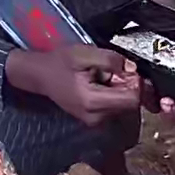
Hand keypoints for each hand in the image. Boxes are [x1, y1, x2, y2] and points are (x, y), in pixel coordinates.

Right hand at [6, 45, 142, 125]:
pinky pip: (114, 106)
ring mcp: (94, 120)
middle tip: (109, 70)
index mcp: (93, 102)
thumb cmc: (59, 63)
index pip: (132, 99)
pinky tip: (98, 83)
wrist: (40, 76)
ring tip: (101, 76)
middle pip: (130, 103)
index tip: (125, 69)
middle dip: (126, 84)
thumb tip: (132, 67)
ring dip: (119, 88)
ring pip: (123, 105)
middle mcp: (96, 116)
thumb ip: (110, 60)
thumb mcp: (84, 53)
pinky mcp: (94, 118)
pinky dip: (113, 93)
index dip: (135, 82)